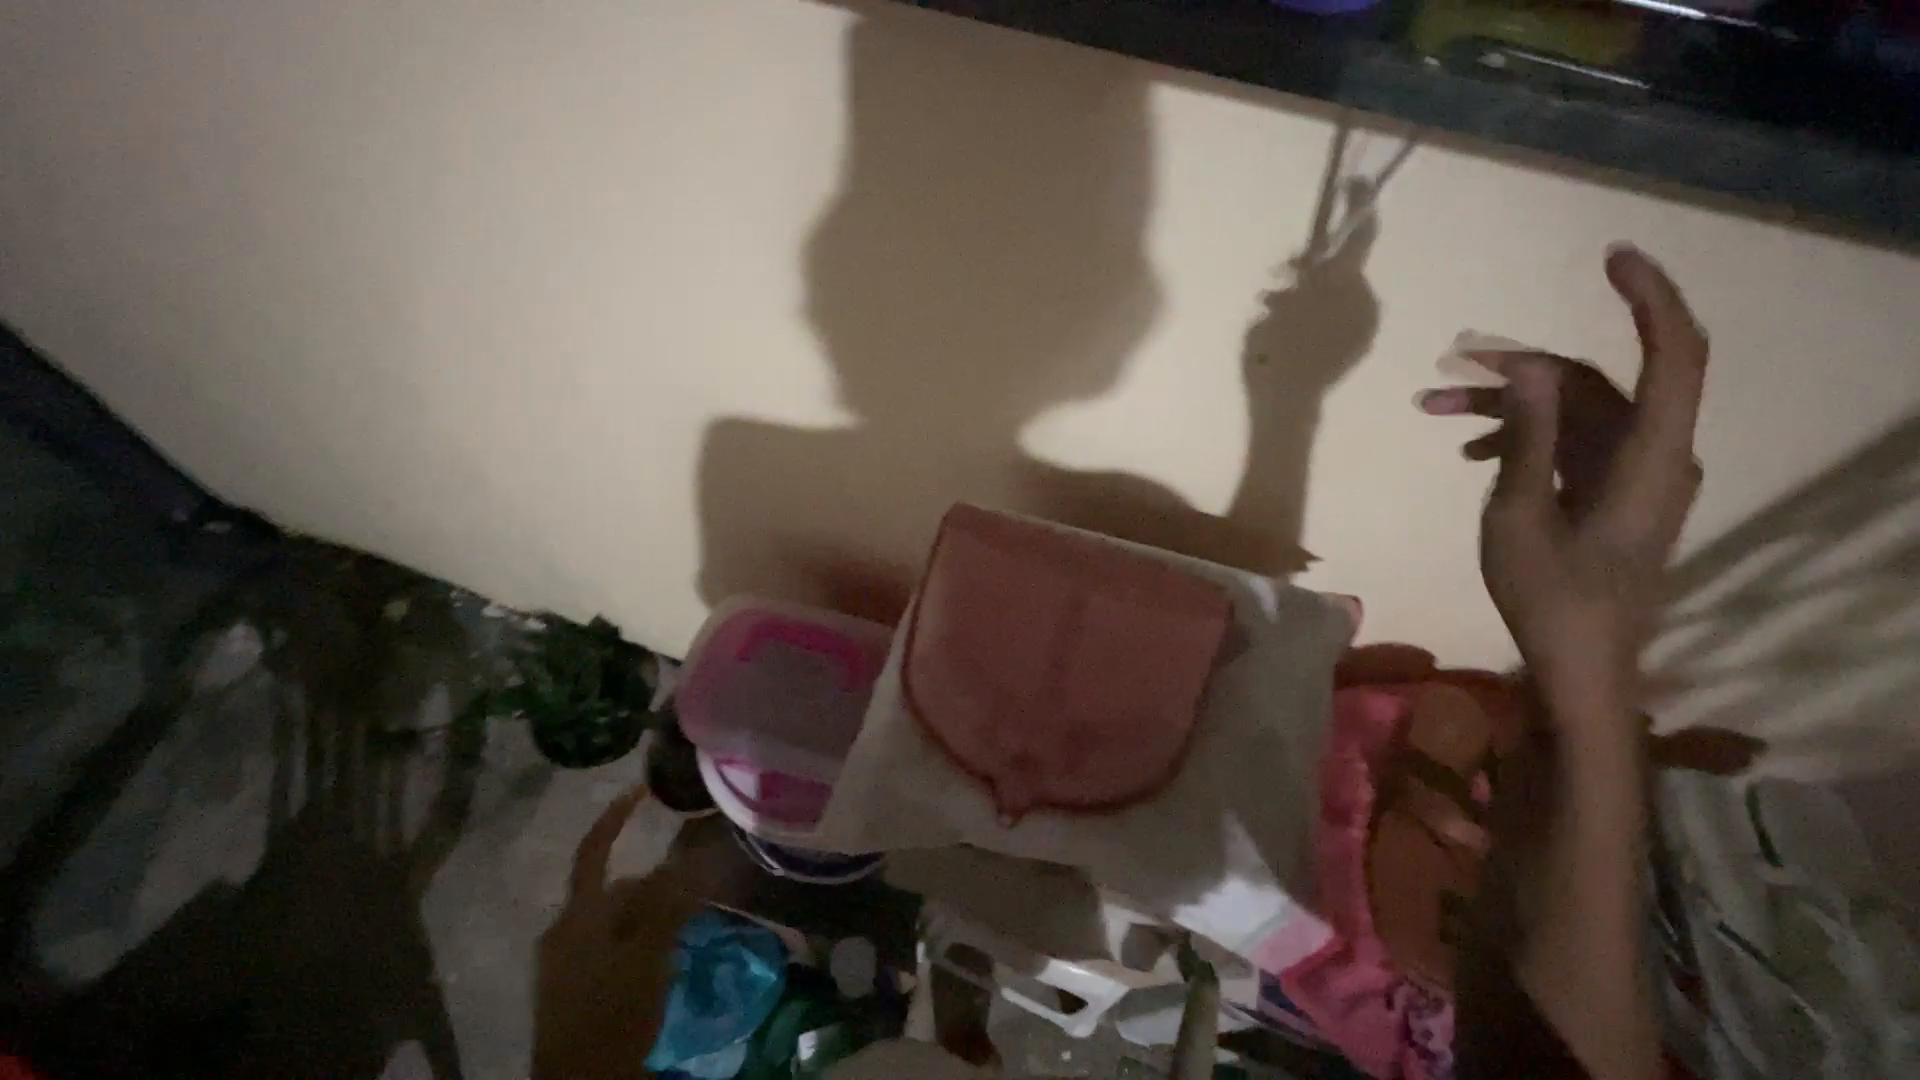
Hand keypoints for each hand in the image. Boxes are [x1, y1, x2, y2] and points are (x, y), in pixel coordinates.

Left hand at [532, 790, 755, 1079]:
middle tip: (694, 883)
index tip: (642, 789)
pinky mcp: (570, 986)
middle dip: (652, 882)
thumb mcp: (649, 955)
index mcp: (576, 916)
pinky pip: (607, 943)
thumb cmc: (613, 1013)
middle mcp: (562, 930)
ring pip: (612, 918)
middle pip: (612, 888)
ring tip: (686, 920)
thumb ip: (668, 903)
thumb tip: (690, 857)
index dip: (615, 816)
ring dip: (648, 912)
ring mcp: (562, 961)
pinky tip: (662, 953)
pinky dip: (636, 937)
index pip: (593, 850)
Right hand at [1419, 246, 1707, 731]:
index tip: (1610, 257)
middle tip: (1448, 366)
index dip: (1650, 297)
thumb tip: (1524, 364)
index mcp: (1651, 457)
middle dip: (1518, 370)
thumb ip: (1525, 437)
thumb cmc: (1550, 596)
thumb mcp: (1518, 514)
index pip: (1673, 353)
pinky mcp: (1613, 495)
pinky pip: (1571, 445)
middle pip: (1595, 384)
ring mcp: (1636, 476)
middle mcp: (1657, 455)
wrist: (1581, 666)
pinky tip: (1468, 452)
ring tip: (1433, 410)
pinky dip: (1523, 438)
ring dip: (1507, 407)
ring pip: (1575, 414)